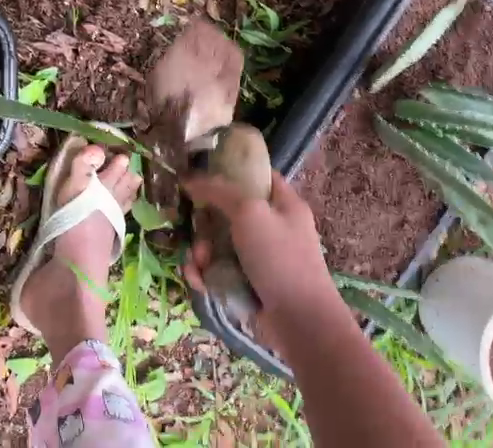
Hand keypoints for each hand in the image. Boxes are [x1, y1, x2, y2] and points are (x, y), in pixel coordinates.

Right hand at [181, 170, 343, 337]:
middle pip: (227, 209)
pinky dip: (205, 273)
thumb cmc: (281, 259)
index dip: (231, 169)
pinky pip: (217, 268)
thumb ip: (219, 190)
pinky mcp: (248, 282)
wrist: (302, 323)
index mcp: (283, 205)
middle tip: (195, 228)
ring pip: (217, 241)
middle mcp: (272, 227)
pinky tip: (199, 280)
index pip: (258, 175)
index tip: (201, 172)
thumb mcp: (250, 212)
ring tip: (199, 263)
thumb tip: (190, 179)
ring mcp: (260, 257)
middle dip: (204, 221)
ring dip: (200, 251)